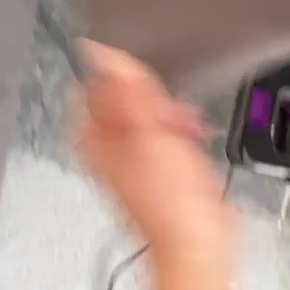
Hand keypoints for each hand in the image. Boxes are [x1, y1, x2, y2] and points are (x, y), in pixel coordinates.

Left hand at [73, 41, 234, 265]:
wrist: (197, 238)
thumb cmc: (169, 197)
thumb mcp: (148, 132)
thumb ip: (126, 91)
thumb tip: (101, 51)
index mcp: (92, 136)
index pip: (98, 83)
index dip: (128, 80)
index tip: (151, 95)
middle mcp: (107, 146)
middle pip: (127, 98)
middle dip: (156, 100)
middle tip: (170, 118)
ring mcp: (134, 158)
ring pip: (152, 114)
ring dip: (173, 116)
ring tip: (185, 132)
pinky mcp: (160, 167)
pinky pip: (169, 133)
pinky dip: (183, 132)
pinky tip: (193, 142)